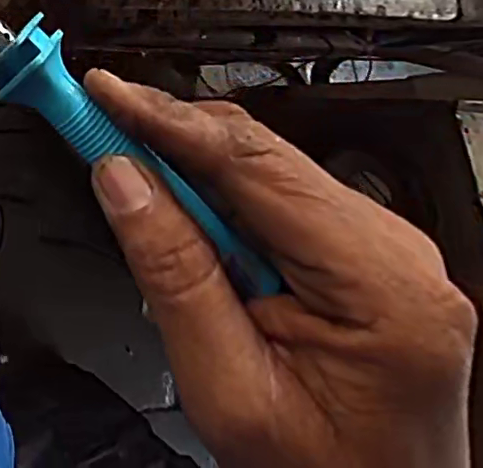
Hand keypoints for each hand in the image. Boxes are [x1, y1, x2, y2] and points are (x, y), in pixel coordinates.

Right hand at [82, 70, 476, 467]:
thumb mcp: (228, 392)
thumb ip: (173, 276)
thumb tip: (121, 178)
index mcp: (380, 282)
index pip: (250, 163)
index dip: (164, 117)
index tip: (102, 91)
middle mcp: (389, 244)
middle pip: (254, 151)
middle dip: (165, 130)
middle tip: (93, 115)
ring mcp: (375, 240)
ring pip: (255, 162)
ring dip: (182, 158)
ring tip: (121, 156)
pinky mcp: (352, 243)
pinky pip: (267, 188)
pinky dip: (209, 184)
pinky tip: (172, 196)